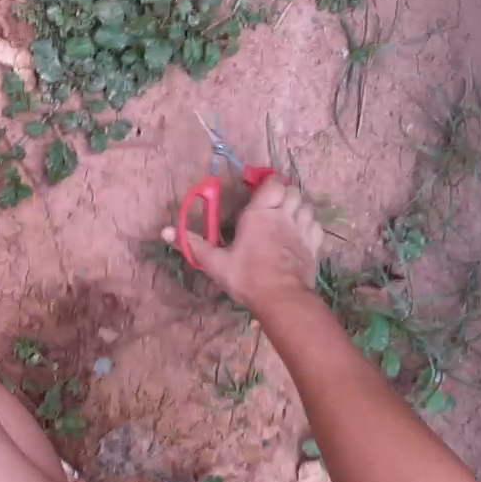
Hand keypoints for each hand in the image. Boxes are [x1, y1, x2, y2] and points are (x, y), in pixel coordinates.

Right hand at [162, 178, 321, 309]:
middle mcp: (284, 215)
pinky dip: (309, 223)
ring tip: (287, 215)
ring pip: (307, 205)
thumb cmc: (247, 277)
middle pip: (292, 190)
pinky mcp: (314, 245)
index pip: (273, 183)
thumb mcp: (215, 262)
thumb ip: (193, 244)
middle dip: (284, 192)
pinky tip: (300, 231)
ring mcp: (302, 230)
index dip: (269, 182)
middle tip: (271, 203)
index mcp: (260, 213)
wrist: (282, 299)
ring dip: (298, 205)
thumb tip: (164, 231)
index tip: (258, 189)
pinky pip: (316, 224)